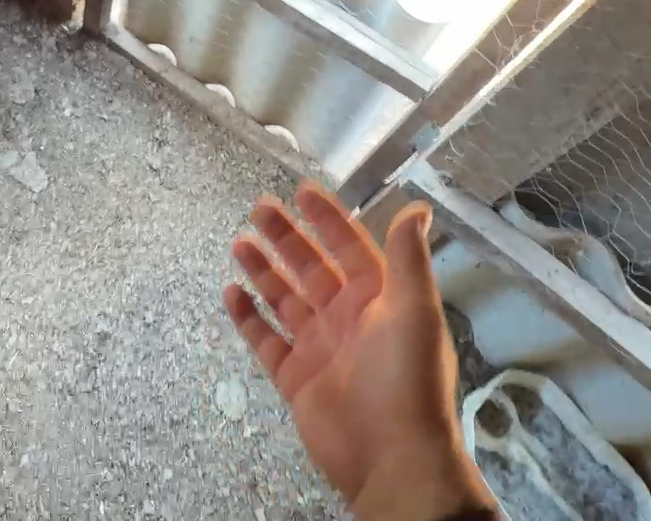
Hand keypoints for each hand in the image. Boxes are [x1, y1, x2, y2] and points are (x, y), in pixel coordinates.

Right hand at [223, 184, 494, 520]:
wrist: (392, 459)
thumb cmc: (405, 377)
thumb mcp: (414, 310)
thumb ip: (409, 257)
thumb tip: (418, 207)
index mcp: (377, 299)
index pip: (348, 247)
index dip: (326, 219)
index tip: (302, 192)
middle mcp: (346, 318)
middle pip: (310, 266)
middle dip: (286, 237)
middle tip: (259, 208)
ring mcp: (318, 348)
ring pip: (284, 298)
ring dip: (263, 270)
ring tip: (239, 242)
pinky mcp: (295, 378)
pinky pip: (266, 340)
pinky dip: (248, 317)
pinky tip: (231, 293)